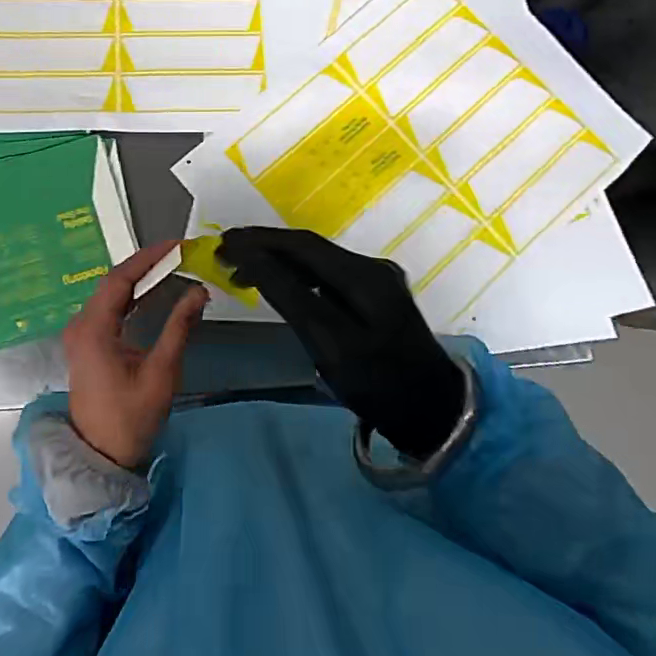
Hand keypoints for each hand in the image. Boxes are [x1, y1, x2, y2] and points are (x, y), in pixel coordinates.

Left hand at [62, 240, 207, 469]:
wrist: (101, 453)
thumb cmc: (129, 417)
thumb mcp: (160, 373)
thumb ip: (178, 329)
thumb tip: (198, 293)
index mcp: (93, 328)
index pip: (119, 280)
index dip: (147, 258)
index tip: (174, 245)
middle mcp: (81, 325)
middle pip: (112, 285)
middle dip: (144, 266)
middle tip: (177, 255)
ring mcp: (80, 334)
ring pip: (110, 297)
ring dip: (138, 282)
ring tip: (170, 268)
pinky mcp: (86, 344)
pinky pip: (108, 312)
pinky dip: (130, 300)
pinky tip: (153, 295)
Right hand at [216, 227, 463, 458]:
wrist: (434, 414)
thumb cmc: (377, 382)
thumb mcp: (327, 340)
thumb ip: (288, 294)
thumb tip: (249, 257)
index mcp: (363, 275)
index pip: (300, 244)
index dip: (257, 240)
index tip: (221, 244)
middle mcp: (371, 268)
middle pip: (307, 247)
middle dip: (263, 245)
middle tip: (224, 252)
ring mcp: (376, 281)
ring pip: (315, 259)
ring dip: (276, 259)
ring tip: (240, 269)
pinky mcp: (374, 297)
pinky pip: (324, 274)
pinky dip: (293, 273)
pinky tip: (276, 283)